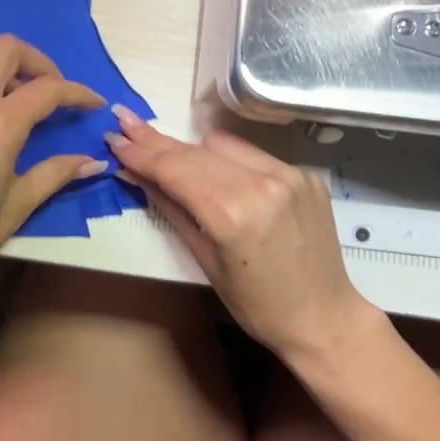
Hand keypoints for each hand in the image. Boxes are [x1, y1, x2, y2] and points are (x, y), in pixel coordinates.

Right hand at [107, 108, 373, 360]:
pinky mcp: (305, 174)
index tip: (115, 138)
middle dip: (157, 142)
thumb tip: (134, 174)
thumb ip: (170, 208)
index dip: (141, 153)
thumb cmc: (256, 305)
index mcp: (233, 214)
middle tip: (126, 123)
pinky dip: (227, 159)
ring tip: (164, 151)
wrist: (324, 317)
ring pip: (222, 146)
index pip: (176, 170)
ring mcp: (288, 175)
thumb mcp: (204, 259)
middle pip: (195, 152)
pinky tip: (213, 170)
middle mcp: (262, 184)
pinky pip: (252, 155)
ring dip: (191, 150)